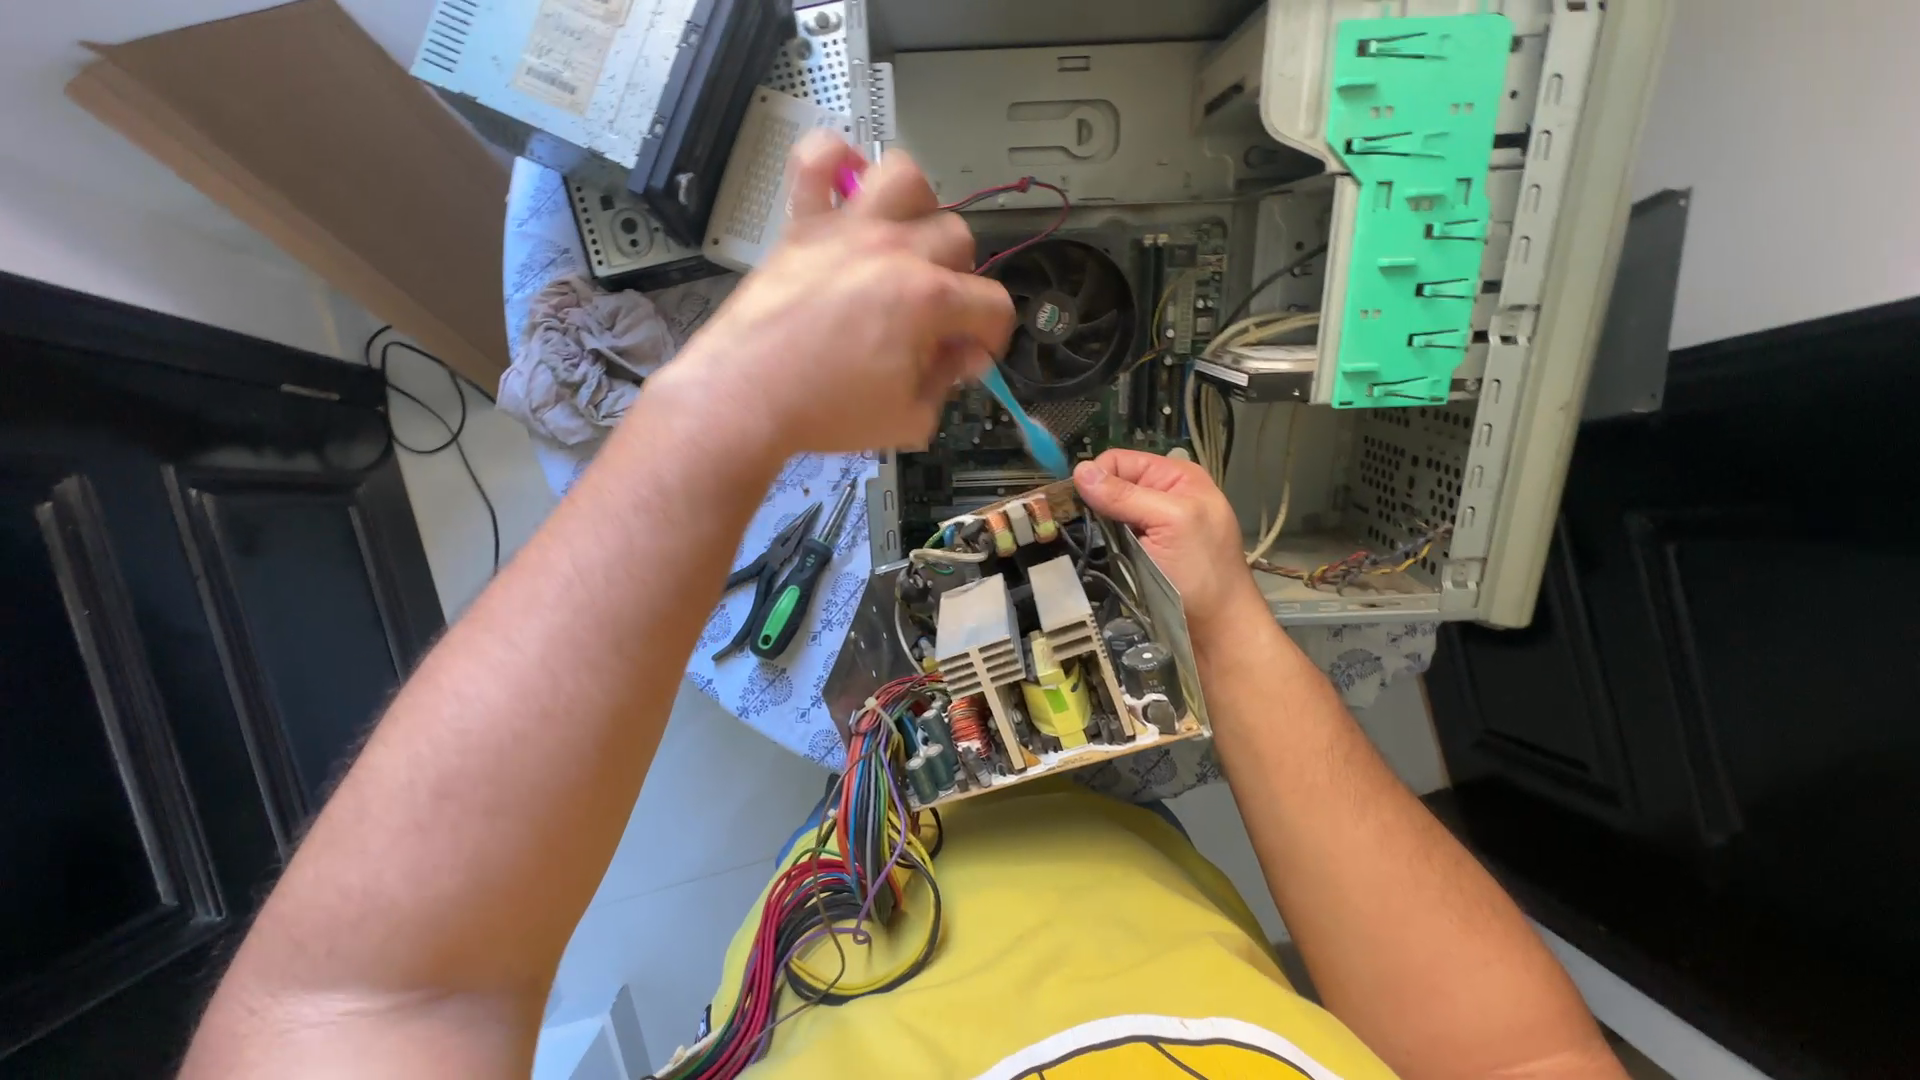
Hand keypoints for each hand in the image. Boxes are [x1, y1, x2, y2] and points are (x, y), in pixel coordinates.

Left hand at [651, 134, 1015, 456]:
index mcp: (927, 301)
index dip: (993, 333)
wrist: (746, 398)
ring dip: (917, 204)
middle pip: (959, 238)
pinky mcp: (803, 228)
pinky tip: (846, 181)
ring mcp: (847, 232)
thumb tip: (962, 357)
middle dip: (960, 276)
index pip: (992, 303)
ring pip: (905, 177)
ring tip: (905, 237)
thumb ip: (946, 383)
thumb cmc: (823, 412)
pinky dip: (833, 159)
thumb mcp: (907, 418)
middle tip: (937, 311)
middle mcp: (894, 252)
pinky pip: (816, 161)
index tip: (975, 352)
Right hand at [1073, 450, 1265, 633]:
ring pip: (1105, 515)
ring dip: (1094, 529)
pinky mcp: (1138, 553)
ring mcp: (1148, 527)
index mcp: (1174, 477)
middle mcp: (1159, 496)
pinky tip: (1097, 557)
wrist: (1216, 628)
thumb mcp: (1171, 521)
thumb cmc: (1202, 572)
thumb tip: (1080, 471)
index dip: (1097, 478)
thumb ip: (1126, 495)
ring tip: (1088, 546)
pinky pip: (1108, 539)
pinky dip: (1100, 546)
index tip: (1083, 506)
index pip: (1118, 461)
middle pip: (1109, 487)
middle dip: (1094, 504)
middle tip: (1081, 529)